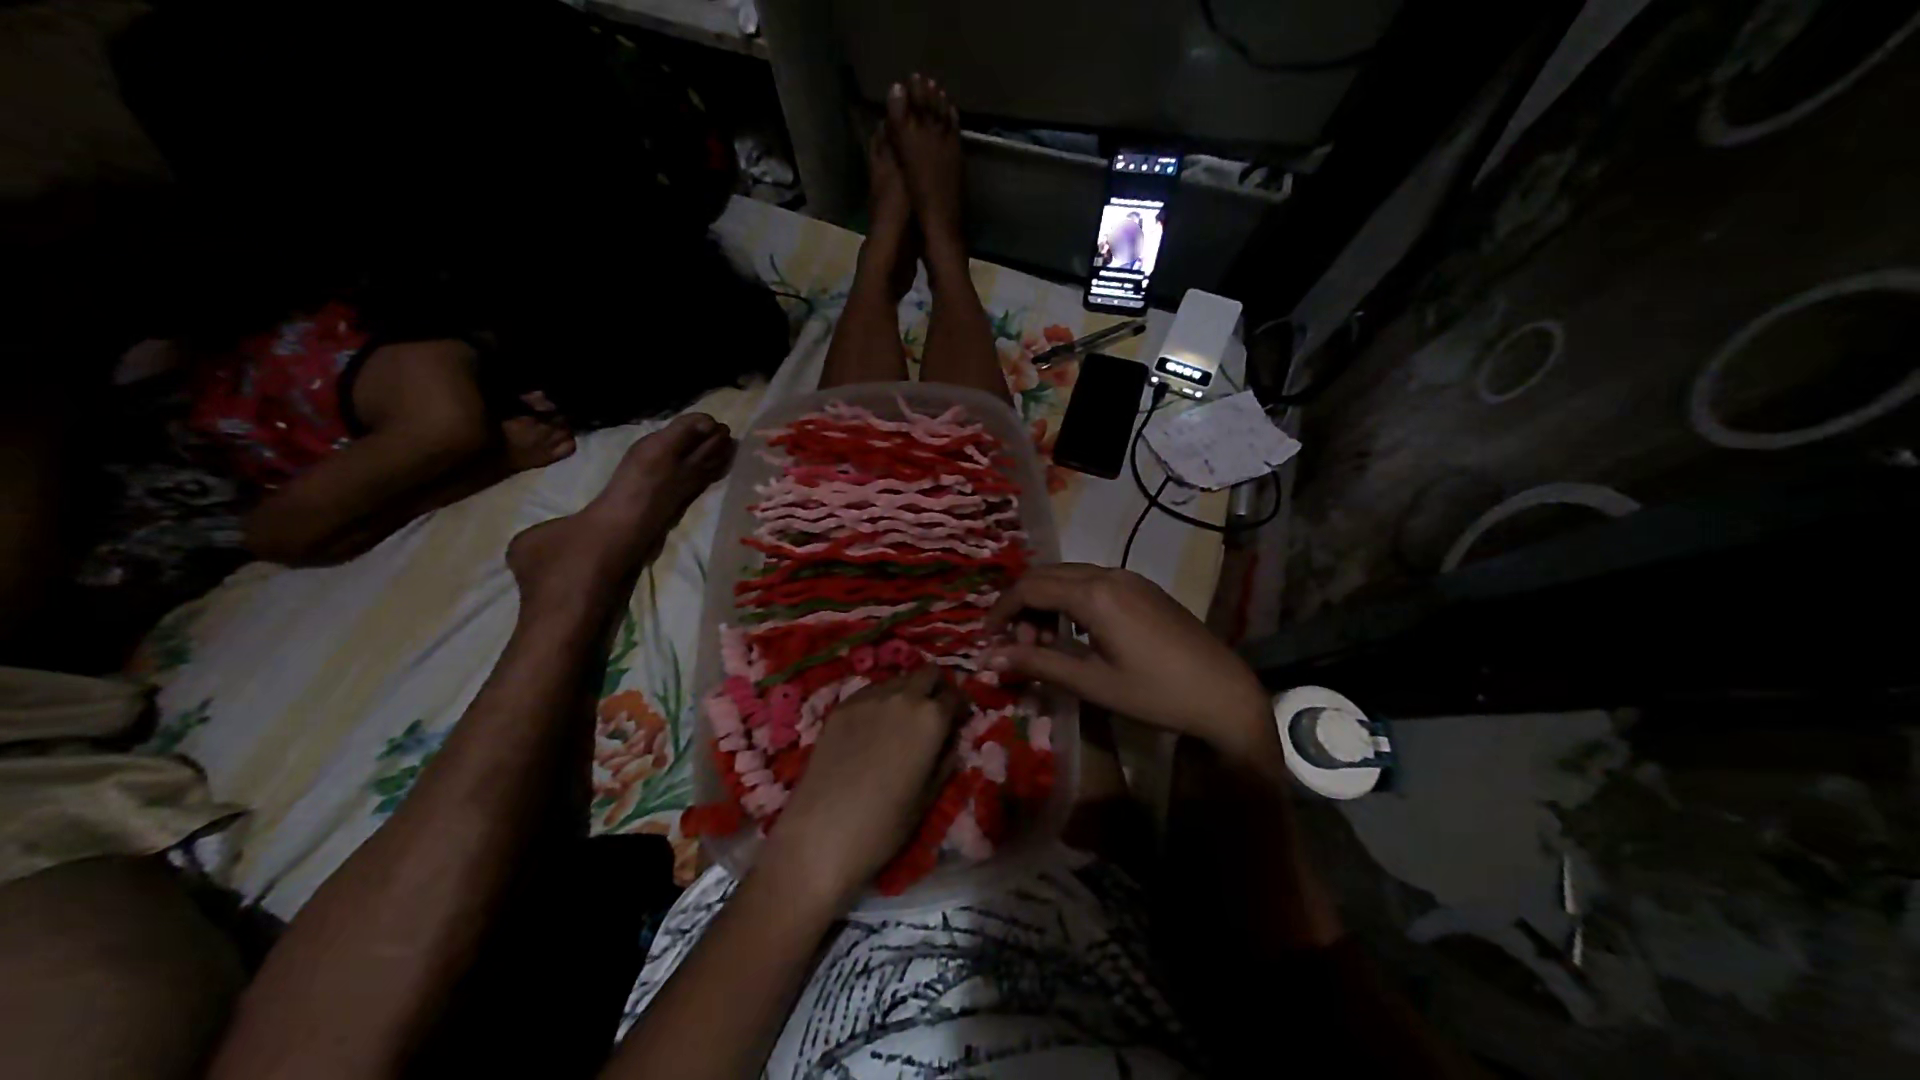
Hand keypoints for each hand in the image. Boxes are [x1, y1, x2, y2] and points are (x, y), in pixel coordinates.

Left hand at [756, 667, 961, 913]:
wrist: (821, 834)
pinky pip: (870, 691)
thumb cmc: (884, 825)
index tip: (959, 722)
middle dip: (937, 688)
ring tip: (903, 720)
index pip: (956, 695)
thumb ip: (945, 759)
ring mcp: (868, 698)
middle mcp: (903, 696)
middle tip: (935, 713)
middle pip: (929, 673)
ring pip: (898, 679)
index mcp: (931, 718)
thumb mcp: (929, 796)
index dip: (961, 708)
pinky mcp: (840, 707)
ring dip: (908, 691)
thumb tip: (951, 739)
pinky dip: (881, 700)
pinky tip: (874, 726)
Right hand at [984, 564, 1275, 761]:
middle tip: (1018, 647)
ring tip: (1046, 645)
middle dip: (1022, 607)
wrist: (1223, 692)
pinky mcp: (1142, 587)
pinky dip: (1070, 601)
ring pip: (1068, 576)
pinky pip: (1092, 581)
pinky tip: (1077, 634)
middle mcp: (1108, 574)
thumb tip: (989, 660)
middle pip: (1045, 575)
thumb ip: (1038, 665)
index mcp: (1093, 595)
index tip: (988, 639)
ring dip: (1046, 603)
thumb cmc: (1155, 693)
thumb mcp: (1091, 682)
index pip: (1029, 589)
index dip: (1002, 611)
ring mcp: (1129, 577)